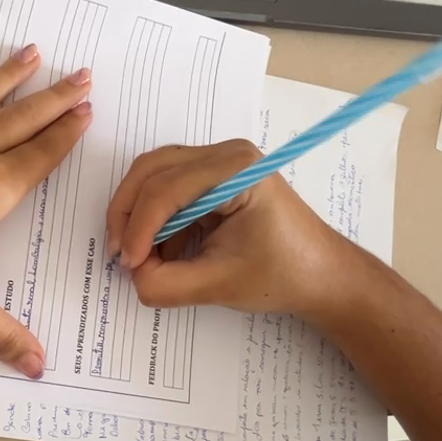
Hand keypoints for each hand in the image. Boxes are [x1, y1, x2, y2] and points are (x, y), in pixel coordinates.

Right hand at [105, 141, 358, 315]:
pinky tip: (161, 253)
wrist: (321, 275)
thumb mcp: (217, 286)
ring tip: (139, 256)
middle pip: (151, 171)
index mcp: (235, 169)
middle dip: (129, 214)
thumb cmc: (282, 276)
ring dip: (138, 216)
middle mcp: (225, 154)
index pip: (166, 189)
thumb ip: (164, 283)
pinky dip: (155, 221)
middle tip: (120, 255)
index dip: (139, 228)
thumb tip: (130, 274)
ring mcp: (218, 162)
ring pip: (153, 177)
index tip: (129, 266)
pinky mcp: (212, 179)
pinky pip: (167, 190)